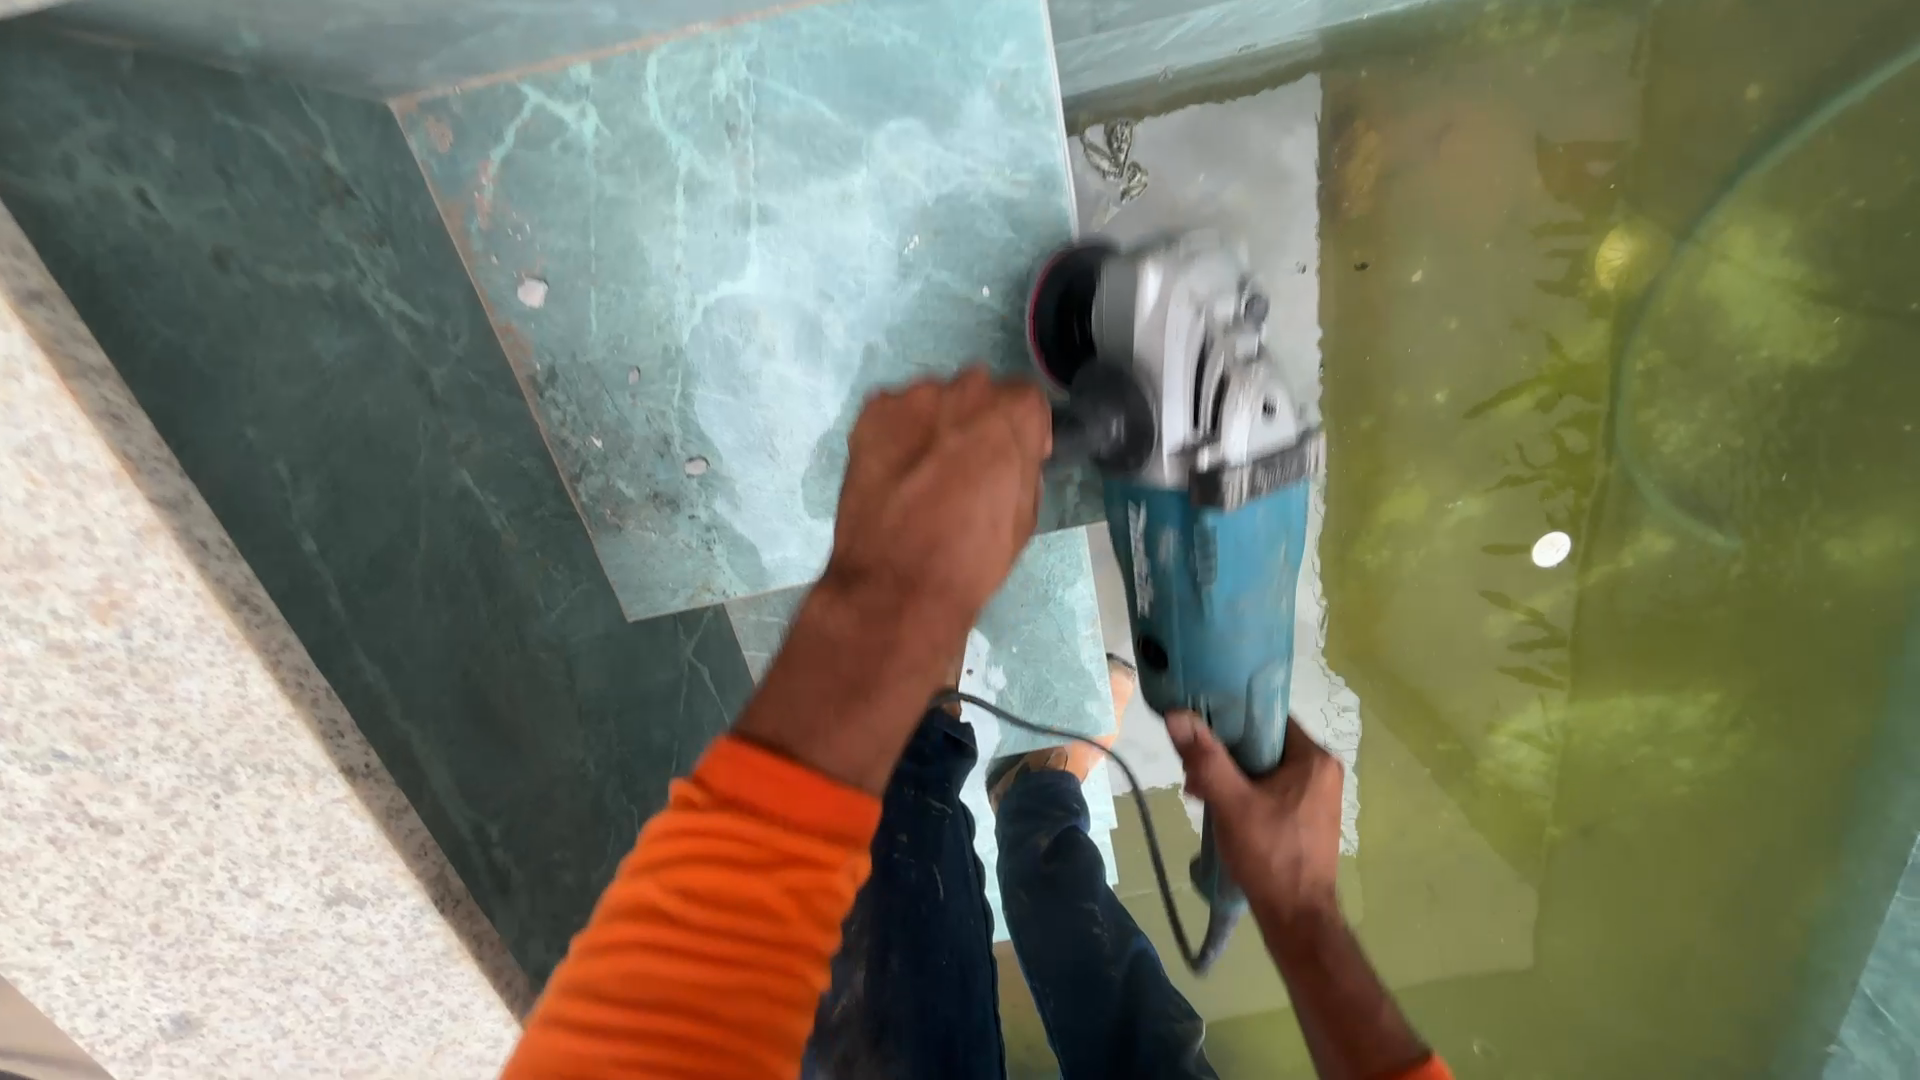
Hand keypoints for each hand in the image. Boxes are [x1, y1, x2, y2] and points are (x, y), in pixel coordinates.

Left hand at [821, 368, 1051, 641]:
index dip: (1020, 433)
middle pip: (978, 393)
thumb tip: (1009, 457)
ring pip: (933, 401)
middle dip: (977, 422)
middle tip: (965, 468)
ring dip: (935, 426)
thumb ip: (1022, 468)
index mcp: (1014, 412)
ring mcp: (913, 398)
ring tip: (923, 474)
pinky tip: (894, 474)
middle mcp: (966, 390)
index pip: (1025, 401)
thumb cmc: (974, 557)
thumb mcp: (1025, 515)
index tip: (1010, 462)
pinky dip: (897, 435)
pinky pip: (893, 414)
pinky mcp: (870, 414)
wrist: (897, 583)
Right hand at [1165, 711, 1342, 930]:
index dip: (1229, 718)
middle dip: (1222, 754)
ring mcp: (1315, 795)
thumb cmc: (1269, 855)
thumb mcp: (1230, 801)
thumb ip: (1204, 757)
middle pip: (1261, 743)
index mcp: (1314, 758)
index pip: (1266, 716)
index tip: (1199, 732)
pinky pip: (1269, 788)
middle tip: (1192, 771)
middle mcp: (1321, 771)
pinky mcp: (1306, 816)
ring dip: (1228, 775)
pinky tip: (1217, 806)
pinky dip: (1242, 792)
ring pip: (1261, 767)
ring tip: (1199, 792)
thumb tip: (1175, 714)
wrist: (1296, 918)